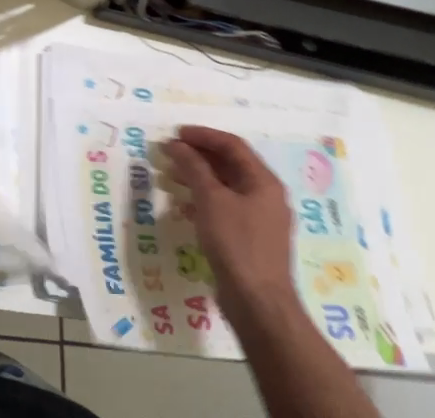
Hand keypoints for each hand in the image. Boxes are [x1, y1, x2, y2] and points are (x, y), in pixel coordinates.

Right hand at [163, 126, 296, 314]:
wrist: (258, 301)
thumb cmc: (236, 243)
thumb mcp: (211, 200)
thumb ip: (193, 167)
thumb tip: (176, 144)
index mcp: (264, 182)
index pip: (233, 146)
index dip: (203, 135)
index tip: (175, 133)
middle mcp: (266, 196)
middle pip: (230, 165)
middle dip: (198, 155)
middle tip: (169, 153)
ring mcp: (260, 219)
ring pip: (226, 187)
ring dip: (198, 177)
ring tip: (170, 175)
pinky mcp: (250, 238)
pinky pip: (225, 208)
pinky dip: (204, 200)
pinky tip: (183, 205)